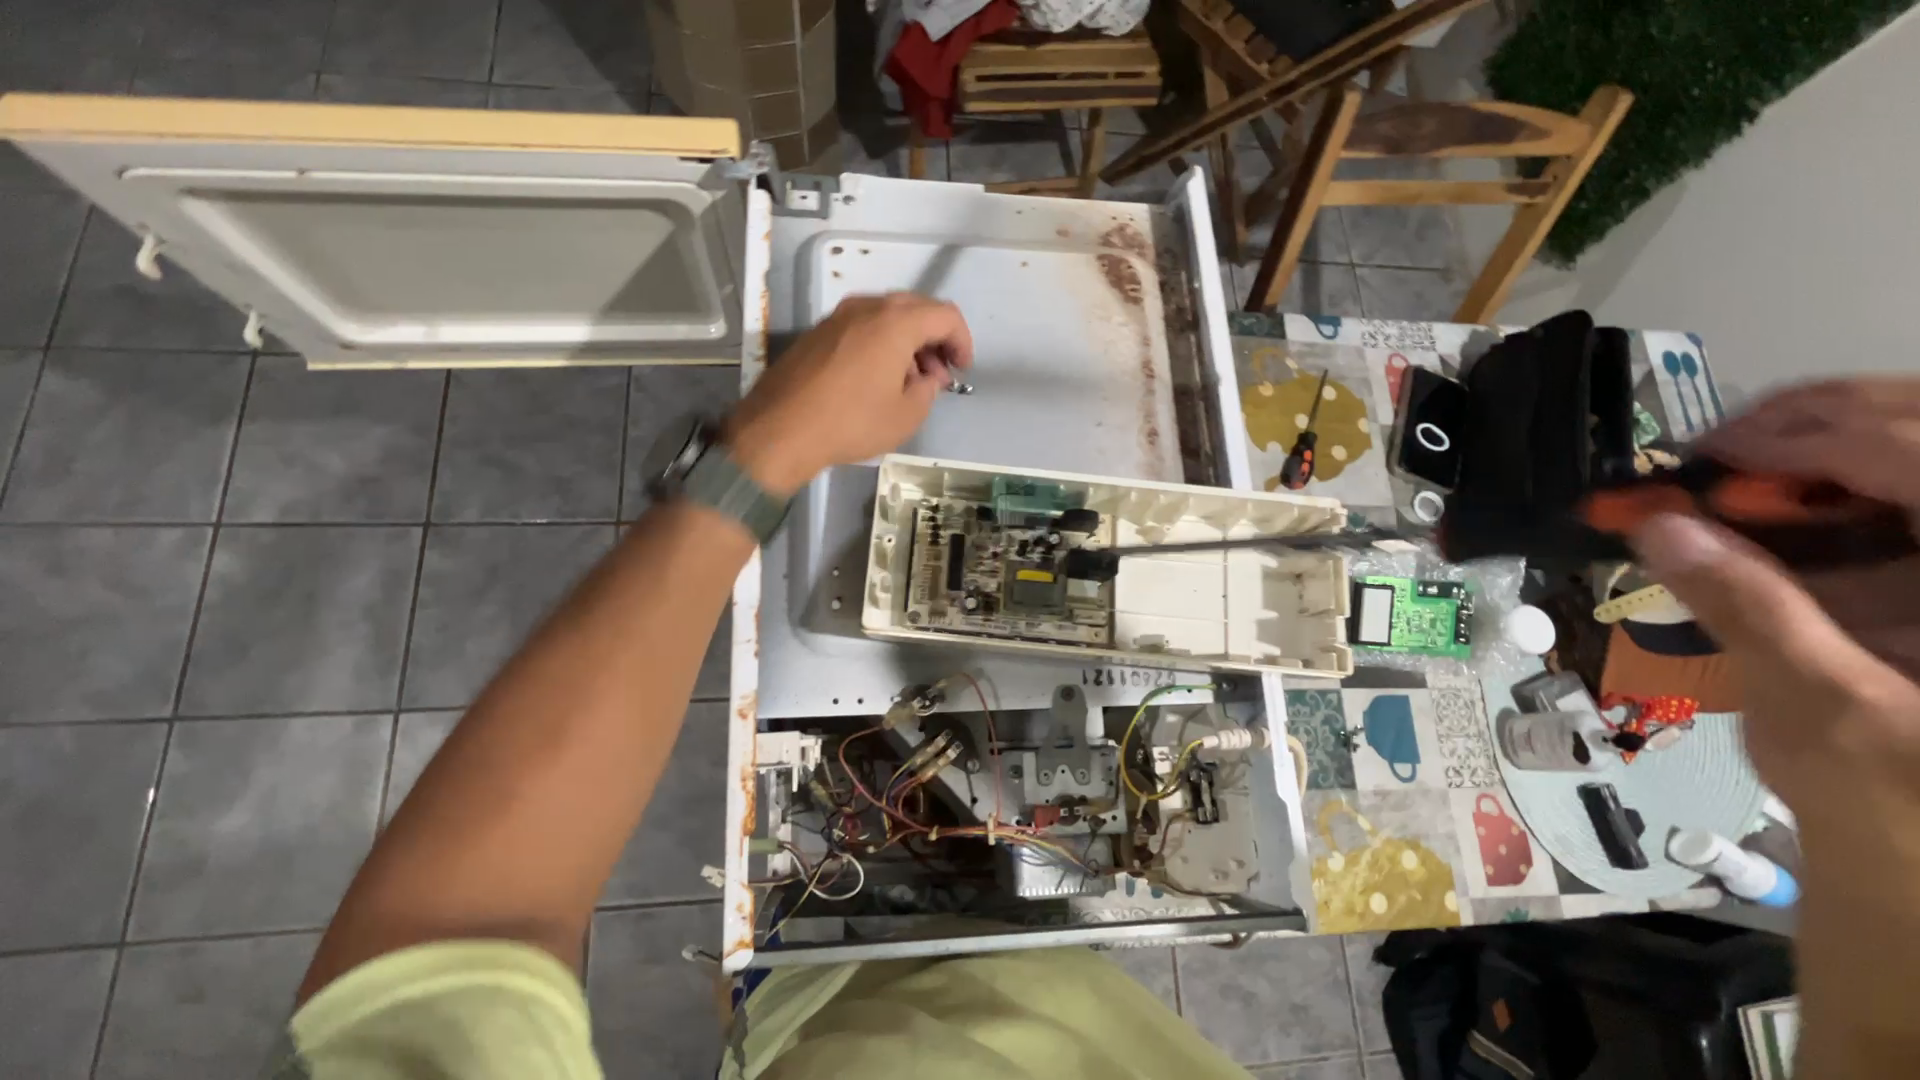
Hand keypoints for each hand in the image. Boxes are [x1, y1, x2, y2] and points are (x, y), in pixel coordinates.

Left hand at [722, 293, 972, 495]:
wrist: (779, 430)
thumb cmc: (851, 423)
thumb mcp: (906, 416)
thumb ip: (927, 391)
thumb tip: (926, 379)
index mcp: (895, 322)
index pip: (945, 315)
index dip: (962, 340)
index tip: (961, 369)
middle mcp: (866, 308)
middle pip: (915, 308)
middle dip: (934, 338)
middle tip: (938, 373)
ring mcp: (837, 317)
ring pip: (886, 316)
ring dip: (906, 341)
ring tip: (909, 380)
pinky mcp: (817, 333)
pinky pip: (861, 327)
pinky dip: (879, 344)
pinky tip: (876, 377)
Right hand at [1630, 379, 1919, 1074]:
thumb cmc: (1895, 812)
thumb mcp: (1820, 711)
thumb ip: (1744, 607)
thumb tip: (1658, 524)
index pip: (1913, 447)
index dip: (1806, 432)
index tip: (1700, 457)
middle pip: (1917, 432)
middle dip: (1808, 435)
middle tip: (1704, 467)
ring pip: (1910, 463)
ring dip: (1815, 466)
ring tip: (1724, 488)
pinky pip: (1904, 510)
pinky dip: (1836, 505)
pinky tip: (1769, 526)